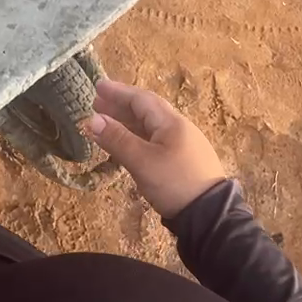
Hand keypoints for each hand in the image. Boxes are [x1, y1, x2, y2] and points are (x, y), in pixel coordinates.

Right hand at [81, 78, 227, 217]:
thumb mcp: (142, 161)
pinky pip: (153, 140)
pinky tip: (124, 143)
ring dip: (126, 121)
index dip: (118, 92)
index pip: (141, 99)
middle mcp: (178, 129)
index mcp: (171, 123)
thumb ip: (117, 139)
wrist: (210, 216)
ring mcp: (181, 145)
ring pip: (149, 126)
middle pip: (146, 110)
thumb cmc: (175, 183)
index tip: (97, 86)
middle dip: (120, 105)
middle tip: (96, 103)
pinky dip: (134, 136)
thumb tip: (91, 120)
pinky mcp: (180, 161)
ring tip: (105, 121)